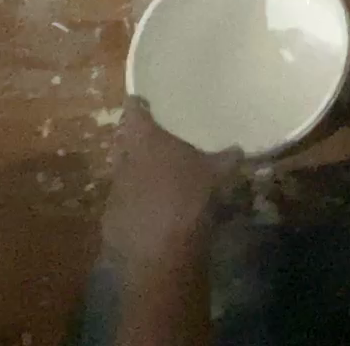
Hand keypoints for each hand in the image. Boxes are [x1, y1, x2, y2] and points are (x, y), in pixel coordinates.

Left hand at [99, 97, 239, 277]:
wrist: (162, 251)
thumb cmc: (191, 197)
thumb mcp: (218, 172)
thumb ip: (226, 156)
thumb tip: (239, 148)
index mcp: (148, 143)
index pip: (134, 114)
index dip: (136, 105)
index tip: (140, 98)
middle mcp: (125, 163)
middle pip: (124, 143)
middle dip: (136, 139)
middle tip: (154, 136)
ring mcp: (114, 193)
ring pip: (124, 173)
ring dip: (137, 171)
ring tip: (157, 175)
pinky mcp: (110, 221)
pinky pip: (124, 202)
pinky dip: (136, 200)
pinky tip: (153, 208)